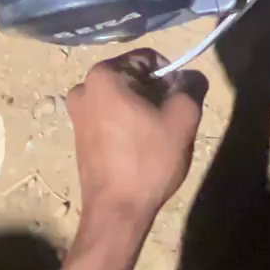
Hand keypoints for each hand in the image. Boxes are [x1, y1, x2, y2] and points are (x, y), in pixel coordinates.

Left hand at [66, 50, 208, 236]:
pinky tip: (140, 146)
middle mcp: (84, 87)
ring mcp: (77, 112)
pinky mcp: (79, 134)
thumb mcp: (183, 118)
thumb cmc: (149, 160)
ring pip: (123, 96)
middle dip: (156, 92)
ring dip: (143, 108)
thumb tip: (191, 77)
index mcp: (104, 75)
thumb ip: (191, 87)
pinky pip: (110, 114)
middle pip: (134, 76)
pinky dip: (128, 122)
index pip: (148, 58)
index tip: (180, 100)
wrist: (116, 211)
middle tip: (170, 120)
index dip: (171, 75)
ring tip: (157, 136)